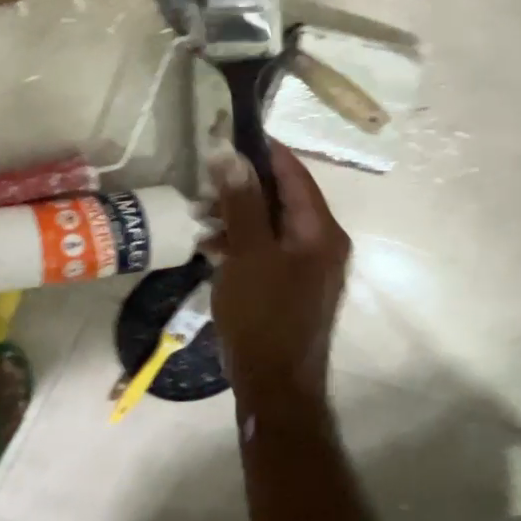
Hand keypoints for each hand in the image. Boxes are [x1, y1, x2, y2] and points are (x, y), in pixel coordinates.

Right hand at [207, 140, 351, 405]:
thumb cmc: (263, 315)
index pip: (294, 173)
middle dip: (241, 186)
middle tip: (202, 181)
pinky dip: (240, 241)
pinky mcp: (291, 286)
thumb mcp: (247, 253)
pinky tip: (209, 247)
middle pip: (281, 197)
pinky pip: (266, 248)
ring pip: (270, 223)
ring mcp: (308, 267)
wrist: (274, 387)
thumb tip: (230, 152)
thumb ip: (241, 201)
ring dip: (236, 214)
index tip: (228, 133)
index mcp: (320, 231)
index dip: (263, 150)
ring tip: (198, 216)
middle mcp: (322, 243)